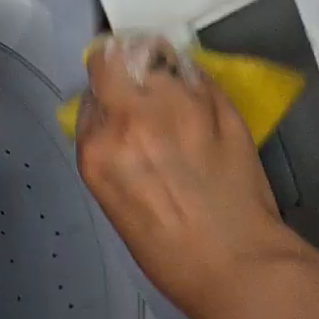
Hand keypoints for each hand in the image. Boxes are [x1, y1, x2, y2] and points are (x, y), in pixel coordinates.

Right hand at [74, 33, 306, 317]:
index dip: (100, 100)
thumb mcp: (114, 200)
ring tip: (172, 100)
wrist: (231, 259)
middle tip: (135, 79)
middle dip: (121, 64)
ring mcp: (179, 105)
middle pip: (114, 60)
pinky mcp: (220, 102)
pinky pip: (196, 74)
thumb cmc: (163, 249)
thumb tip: (117, 123)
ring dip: (160, 72)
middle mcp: (131, 118)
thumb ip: (111, 153)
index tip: (111, 106)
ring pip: (158, 59)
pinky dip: (192, 82)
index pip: (87, 100)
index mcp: (97, 152)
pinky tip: (197, 108)